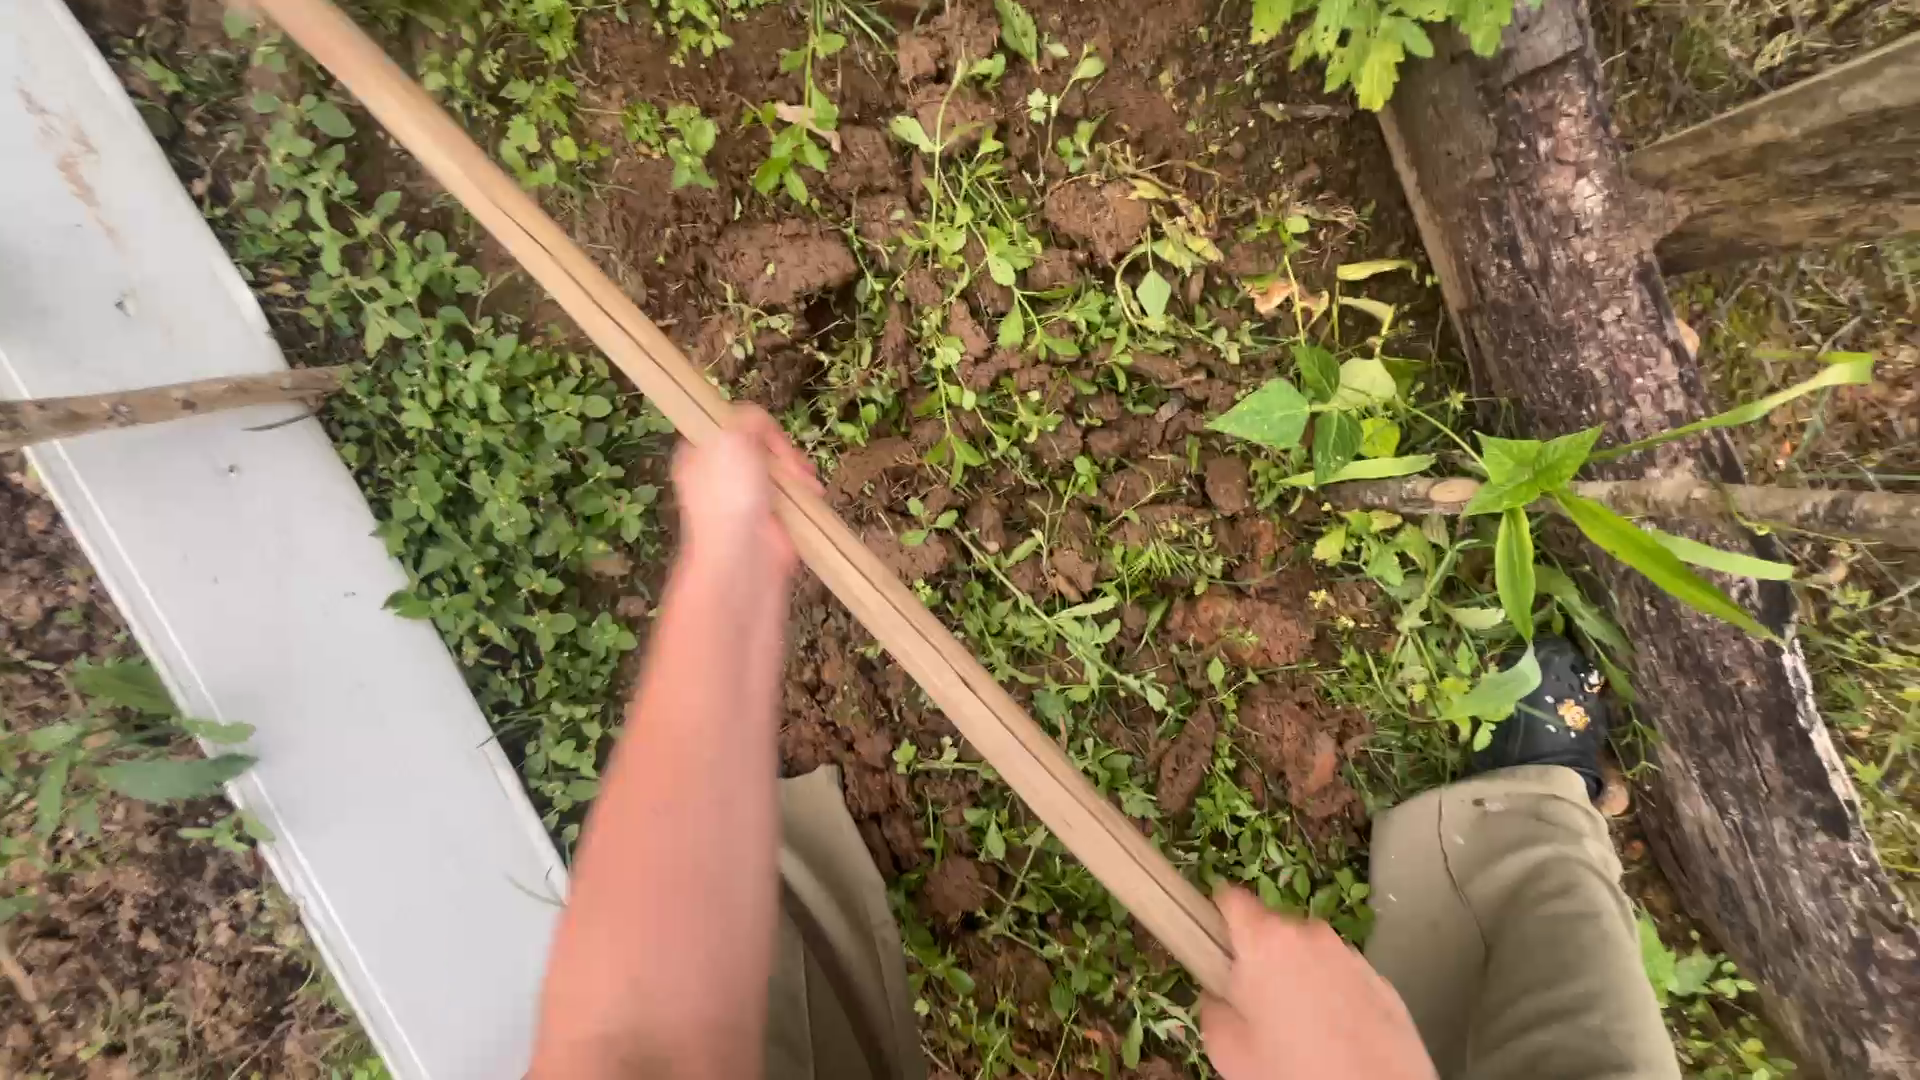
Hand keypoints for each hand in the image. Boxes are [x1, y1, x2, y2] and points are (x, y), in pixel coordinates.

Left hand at [670, 405, 821, 579]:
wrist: (743, 555)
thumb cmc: (730, 496)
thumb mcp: (732, 438)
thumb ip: (748, 419)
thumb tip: (761, 422)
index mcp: (702, 454)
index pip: (731, 427)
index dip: (754, 428)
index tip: (769, 436)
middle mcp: (722, 476)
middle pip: (761, 448)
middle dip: (783, 452)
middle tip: (792, 462)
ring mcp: (748, 499)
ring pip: (780, 471)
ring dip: (799, 471)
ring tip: (807, 480)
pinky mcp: (773, 519)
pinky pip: (793, 496)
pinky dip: (806, 493)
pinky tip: (812, 494)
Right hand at [1201, 888, 1436, 1079]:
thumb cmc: (1293, 1073)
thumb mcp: (1228, 1050)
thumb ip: (1212, 1008)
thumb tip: (1218, 994)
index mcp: (1264, 938)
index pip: (1230, 897)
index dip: (1219, 916)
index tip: (1217, 945)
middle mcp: (1308, 933)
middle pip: (1272, 927)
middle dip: (1261, 954)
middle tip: (1259, 1000)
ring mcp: (1349, 955)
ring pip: (1309, 951)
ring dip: (1300, 972)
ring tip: (1304, 1025)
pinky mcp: (1383, 983)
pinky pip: (1343, 975)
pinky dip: (1334, 993)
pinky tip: (1338, 1037)